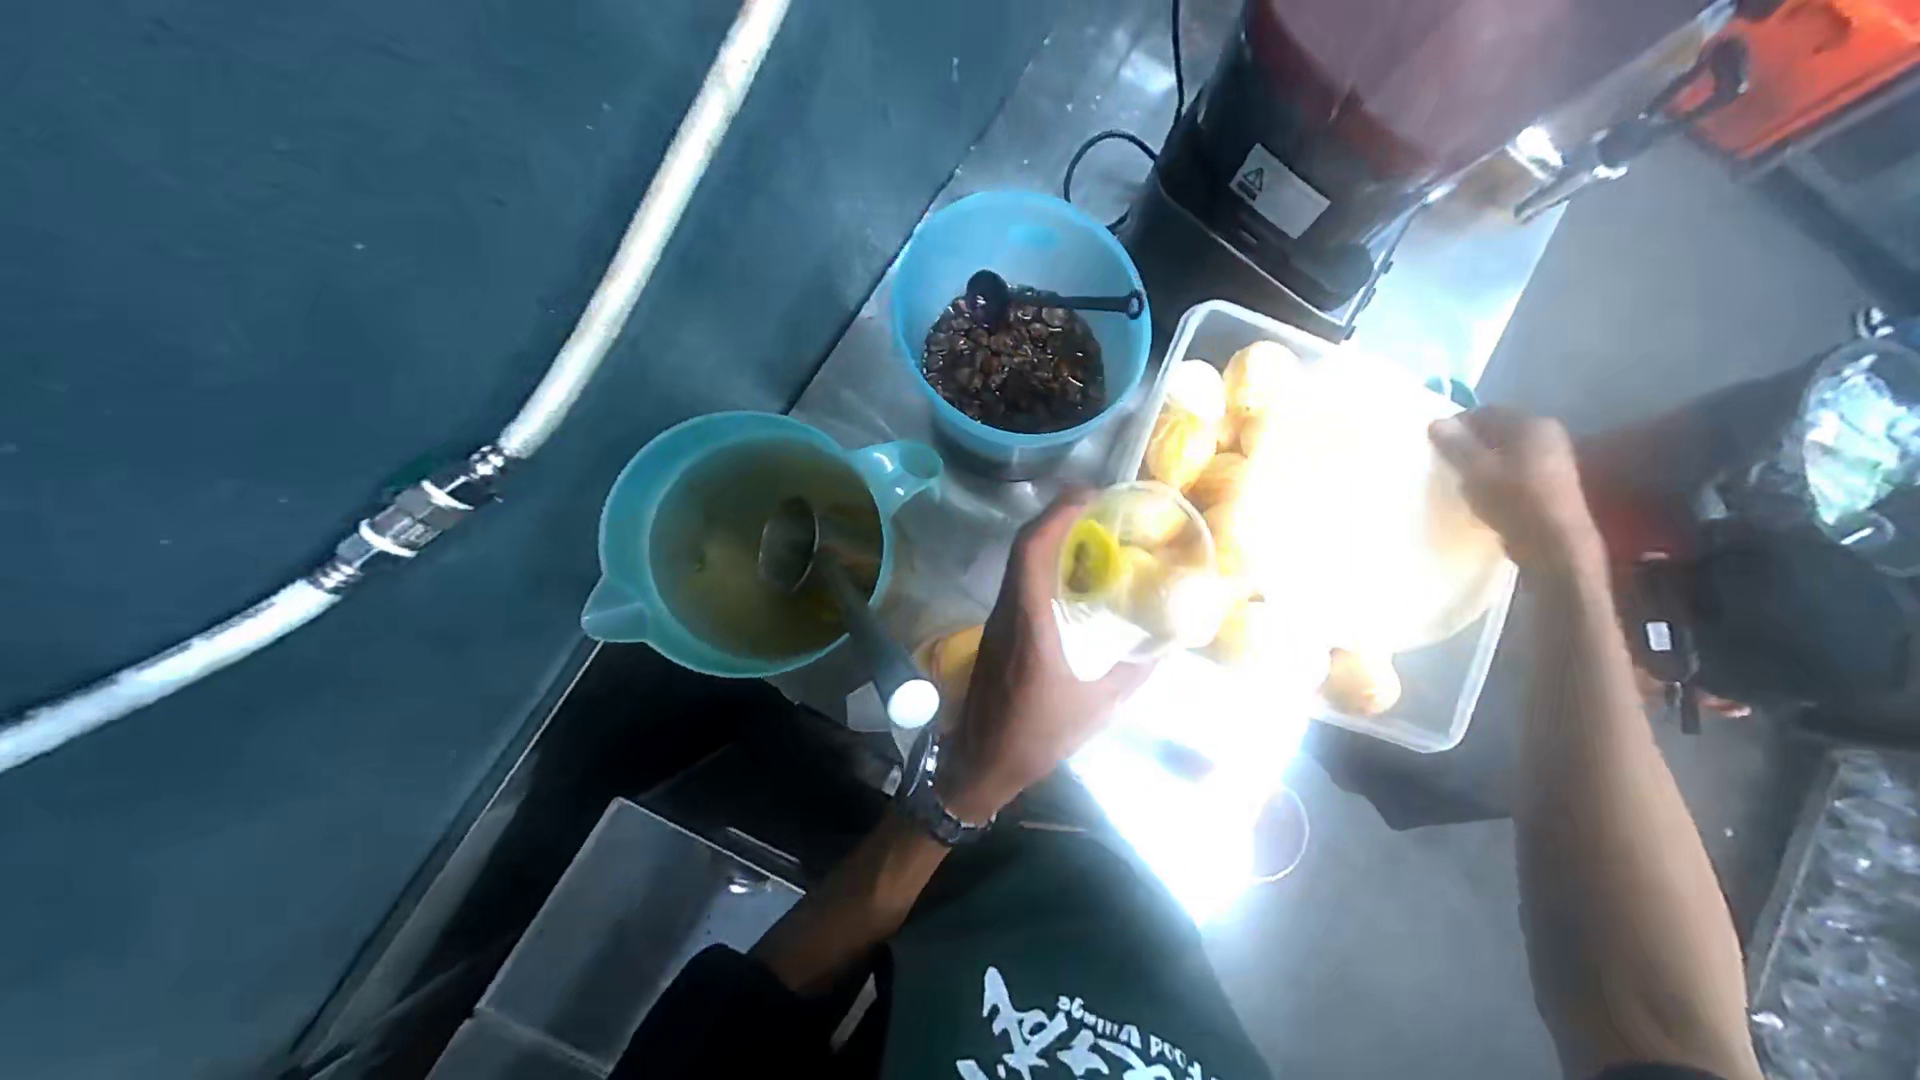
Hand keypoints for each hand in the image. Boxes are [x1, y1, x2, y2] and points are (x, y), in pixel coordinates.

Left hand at [936, 491, 1153, 822]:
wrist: (982, 762)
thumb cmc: (1038, 736)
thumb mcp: (1098, 707)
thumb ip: (1135, 672)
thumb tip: (1165, 641)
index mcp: (1030, 623)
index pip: (1032, 551)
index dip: (1058, 514)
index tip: (1090, 496)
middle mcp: (1008, 611)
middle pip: (1023, 547)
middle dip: (1058, 516)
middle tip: (1098, 507)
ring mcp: (997, 620)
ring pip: (1018, 562)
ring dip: (1050, 538)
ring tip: (1091, 533)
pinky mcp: (996, 631)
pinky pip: (1019, 581)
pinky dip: (1044, 564)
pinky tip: (1071, 577)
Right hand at [1429, 407, 1606, 578]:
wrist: (1554, 543)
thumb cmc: (1513, 501)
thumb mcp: (1476, 471)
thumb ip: (1455, 445)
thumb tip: (1436, 422)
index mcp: (1531, 425)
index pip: (1485, 412)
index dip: (1457, 425)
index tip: (1435, 445)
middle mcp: (1547, 433)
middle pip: (1496, 429)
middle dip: (1468, 442)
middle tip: (1444, 462)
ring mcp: (1552, 456)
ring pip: (1504, 449)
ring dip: (1480, 459)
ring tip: (1460, 478)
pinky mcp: (1551, 478)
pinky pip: (1514, 465)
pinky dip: (1495, 472)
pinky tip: (1483, 491)